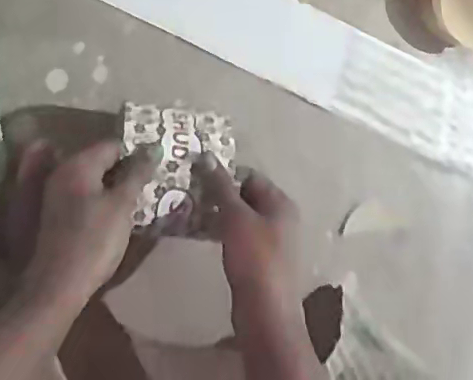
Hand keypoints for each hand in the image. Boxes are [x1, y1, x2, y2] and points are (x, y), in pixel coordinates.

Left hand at [20, 142, 156, 312]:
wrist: (56, 289)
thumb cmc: (94, 241)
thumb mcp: (122, 205)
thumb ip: (138, 173)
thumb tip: (153, 148)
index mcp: (79, 163)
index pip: (113, 145)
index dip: (136, 154)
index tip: (155, 169)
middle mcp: (63, 171)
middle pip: (101, 160)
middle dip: (125, 170)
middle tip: (149, 185)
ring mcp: (55, 193)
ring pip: (93, 179)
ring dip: (114, 187)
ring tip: (137, 201)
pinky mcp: (55, 214)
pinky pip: (83, 195)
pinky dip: (100, 199)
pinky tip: (115, 216)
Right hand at [195, 155, 298, 299]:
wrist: (266, 316)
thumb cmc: (255, 259)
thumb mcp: (235, 217)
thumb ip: (220, 186)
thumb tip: (206, 155)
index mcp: (280, 202)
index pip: (250, 176)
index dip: (225, 174)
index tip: (198, 177)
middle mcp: (280, 218)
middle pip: (246, 196)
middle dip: (220, 194)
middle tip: (192, 194)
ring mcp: (272, 241)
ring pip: (242, 218)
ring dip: (220, 214)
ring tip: (193, 212)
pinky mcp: (261, 262)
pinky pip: (240, 237)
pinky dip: (224, 233)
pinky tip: (204, 235)